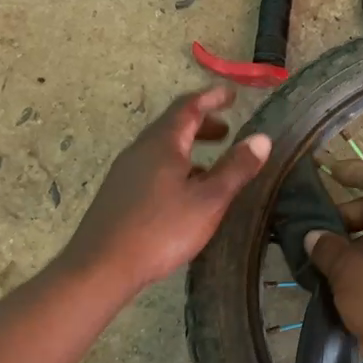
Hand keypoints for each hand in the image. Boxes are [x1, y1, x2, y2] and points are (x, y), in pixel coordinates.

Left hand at [59, 87, 270, 291]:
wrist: (100, 269)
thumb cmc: (160, 230)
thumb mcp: (209, 200)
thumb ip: (236, 168)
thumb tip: (262, 138)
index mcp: (163, 144)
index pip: (188, 107)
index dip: (211, 97)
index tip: (232, 94)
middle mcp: (141, 150)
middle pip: (173, 125)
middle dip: (202, 123)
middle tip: (227, 130)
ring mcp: (126, 172)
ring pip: (162, 148)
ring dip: (189, 147)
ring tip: (212, 163)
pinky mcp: (119, 194)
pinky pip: (152, 166)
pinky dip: (176, 165)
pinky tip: (185, 192)